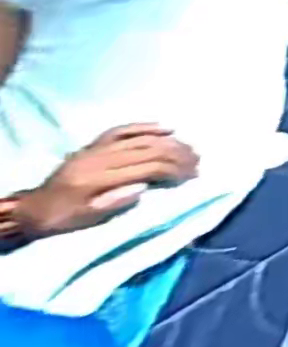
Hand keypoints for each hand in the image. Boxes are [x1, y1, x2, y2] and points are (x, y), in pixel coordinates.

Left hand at [12, 124, 198, 238]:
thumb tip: (142, 188)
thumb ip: (113, 204)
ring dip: (172, 143)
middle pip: (151, 150)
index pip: (149, 168)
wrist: (29, 210)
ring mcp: (93, 150)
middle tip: (199, 163)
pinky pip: (121, 130)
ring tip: (191, 150)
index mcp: (95, 179)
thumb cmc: (62, 218)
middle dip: (181, 155)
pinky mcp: (92, 146)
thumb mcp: (84, 220)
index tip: (191, 177)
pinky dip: (146, 127)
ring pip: (142, 139)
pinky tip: (167, 128)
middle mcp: (96, 160)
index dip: (176, 171)